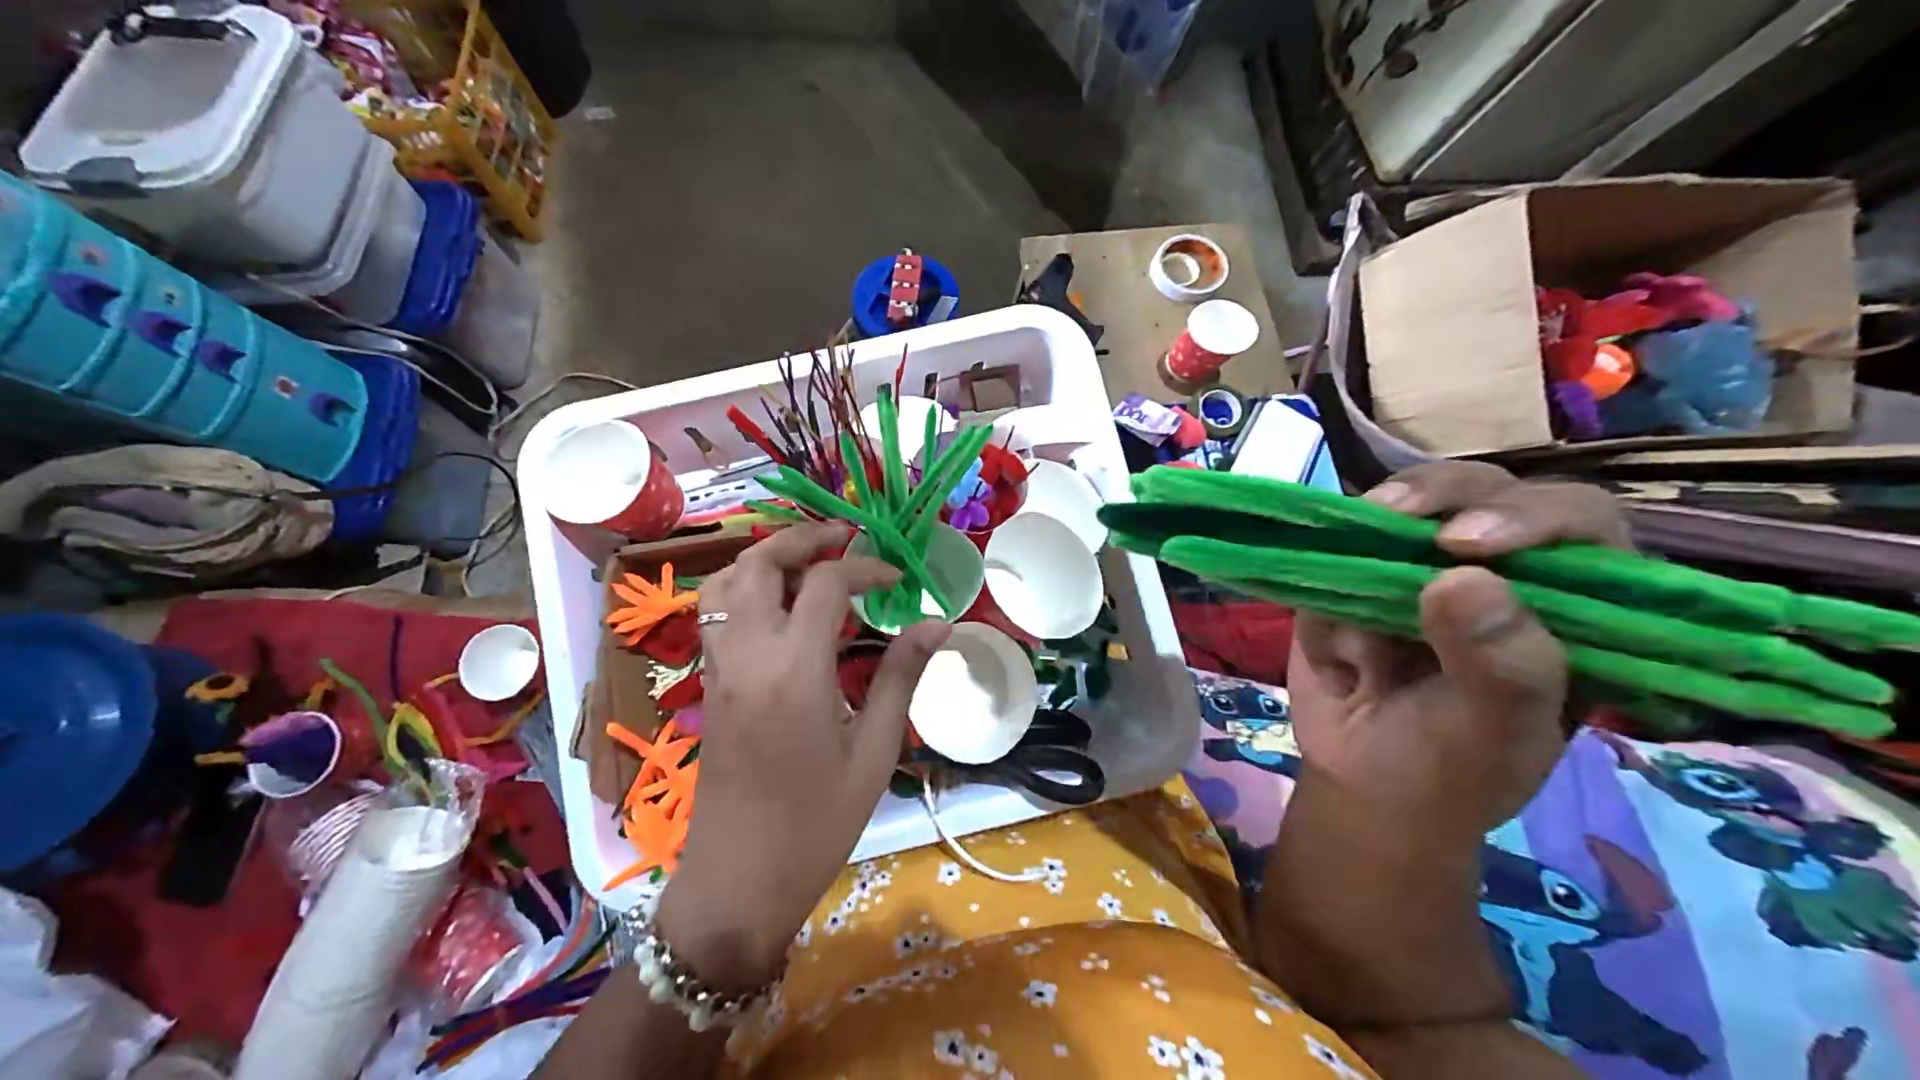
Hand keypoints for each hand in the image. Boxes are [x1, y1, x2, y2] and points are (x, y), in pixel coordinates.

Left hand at [656, 523, 948, 986]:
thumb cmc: (817, 822)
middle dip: (804, 538)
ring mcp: (720, 668)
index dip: (865, 567)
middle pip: (760, 563)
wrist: (739, 880)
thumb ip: (901, 677)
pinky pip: (717, 612)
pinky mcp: (709, 685)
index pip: (825, 583)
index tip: (897, 579)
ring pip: (727, 582)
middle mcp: (748, 654)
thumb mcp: (873, 751)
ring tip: (810, 561)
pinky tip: (780, 604)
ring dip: (766, 557)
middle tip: (846, 538)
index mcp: (794, 670)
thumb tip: (937, 624)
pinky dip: (745, 586)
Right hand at [1286, 462, 1630, 841]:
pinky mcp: (1360, 571)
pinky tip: (1330, 624)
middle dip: (1439, 495)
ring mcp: (1423, 565)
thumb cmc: (1450, 770)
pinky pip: (1339, 542)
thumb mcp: (1495, 735)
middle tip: (1392, 516)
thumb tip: (1460, 576)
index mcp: (1572, 606)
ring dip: (1372, 522)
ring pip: (1407, 501)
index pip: (1578, 528)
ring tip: (1346, 561)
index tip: (1466, 542)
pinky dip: (1325, 564)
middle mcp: (1503, 570)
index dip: (1533, 517)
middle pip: (1486, 491)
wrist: (1360, 781)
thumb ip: (1501, 664)